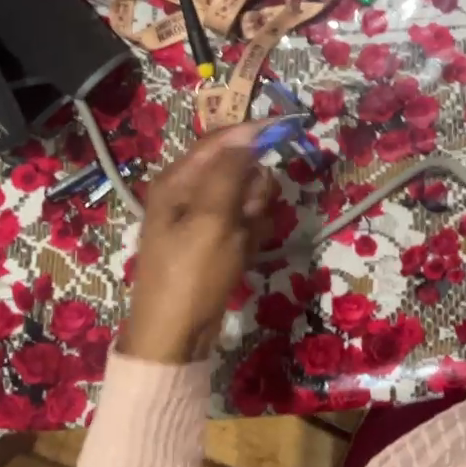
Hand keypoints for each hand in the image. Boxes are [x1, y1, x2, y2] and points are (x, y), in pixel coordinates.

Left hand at [119, 122, 278, 362]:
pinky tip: (242, 254)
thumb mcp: (212, 218)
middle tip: (249, 213)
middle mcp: (188, 192)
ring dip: (255, 214)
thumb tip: (248, 135)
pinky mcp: (215, 239)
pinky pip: (246, 222)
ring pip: (247, 196)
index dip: (253, 132)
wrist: (176, 338)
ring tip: (243, 240)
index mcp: (177, 180)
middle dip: (253, 188)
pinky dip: (251, 234)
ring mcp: (202, 217)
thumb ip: (230, 171)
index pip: (221, 141)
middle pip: (239, 168)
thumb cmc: (192, 274)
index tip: (288, 128)